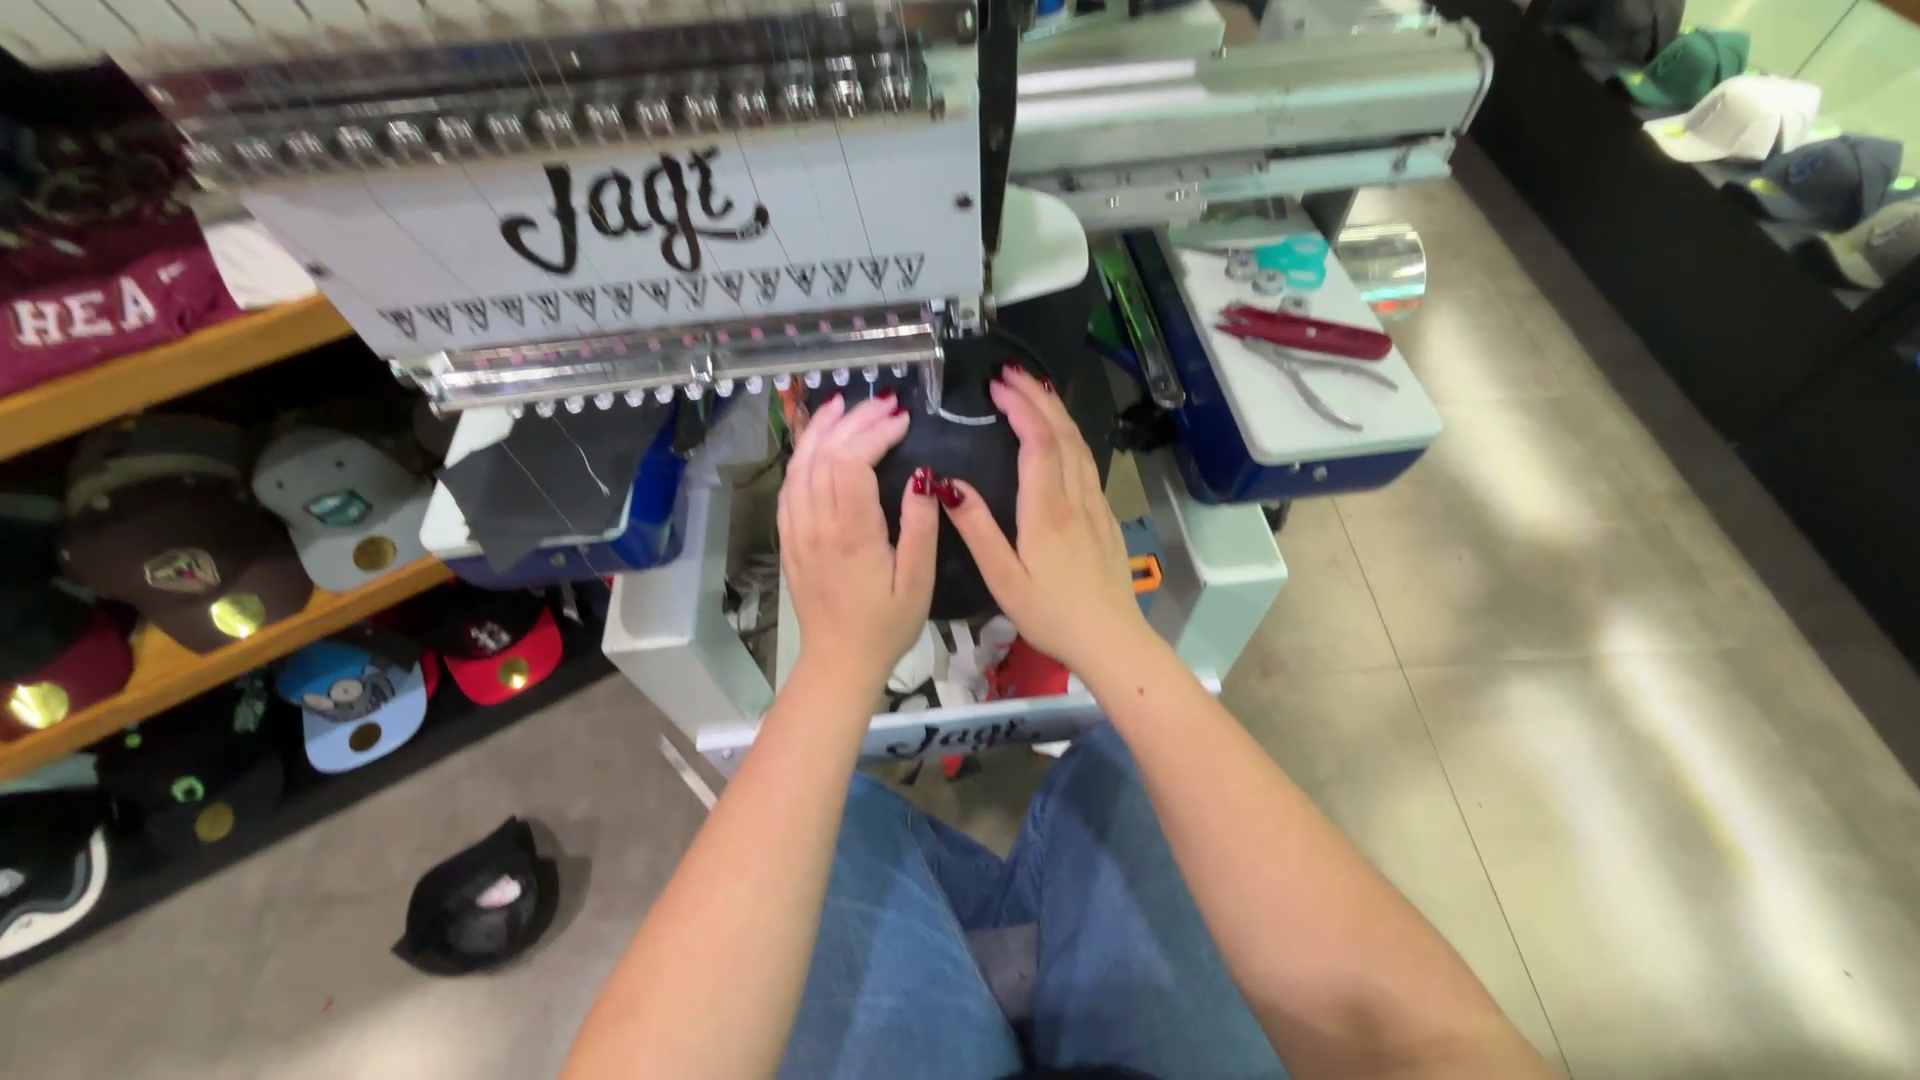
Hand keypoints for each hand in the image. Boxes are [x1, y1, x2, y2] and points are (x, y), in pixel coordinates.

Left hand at [778, 391, 937, 694]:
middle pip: (824, 455)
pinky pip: (789, 487)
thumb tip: (924, 477)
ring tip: (843, 405)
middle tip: (883, 404)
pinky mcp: (790, 539)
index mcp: (851, 535)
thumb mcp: (918, 582)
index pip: (852, 462)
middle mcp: (817, 526)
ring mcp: (797, 531)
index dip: (874, 433)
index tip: (903, 421)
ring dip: (821, 430)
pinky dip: (802, 457)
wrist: (839, 660)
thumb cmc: (886, 625)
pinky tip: (817, 445)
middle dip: (853, 421)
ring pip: (800, 466)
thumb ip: (920, 526)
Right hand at [935, 366, 1154, 672]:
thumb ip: (977, 530)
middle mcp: (1076, 499)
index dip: (1020, 407)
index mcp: (1047, 511)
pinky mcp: (1105, 518)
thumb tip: (948, 486)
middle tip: (1012, 373)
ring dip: (1057, 412)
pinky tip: (1061, 437)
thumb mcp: (1003, 580)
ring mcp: (1096, 506)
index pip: (1038, 442)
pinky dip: (1070, 436)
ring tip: (1035, 391)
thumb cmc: (1052, 615)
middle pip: (1063, 433)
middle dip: (1038, 397)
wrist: (1111, 639)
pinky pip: (1088, 462)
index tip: (998, 385)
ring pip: (1080, 445)